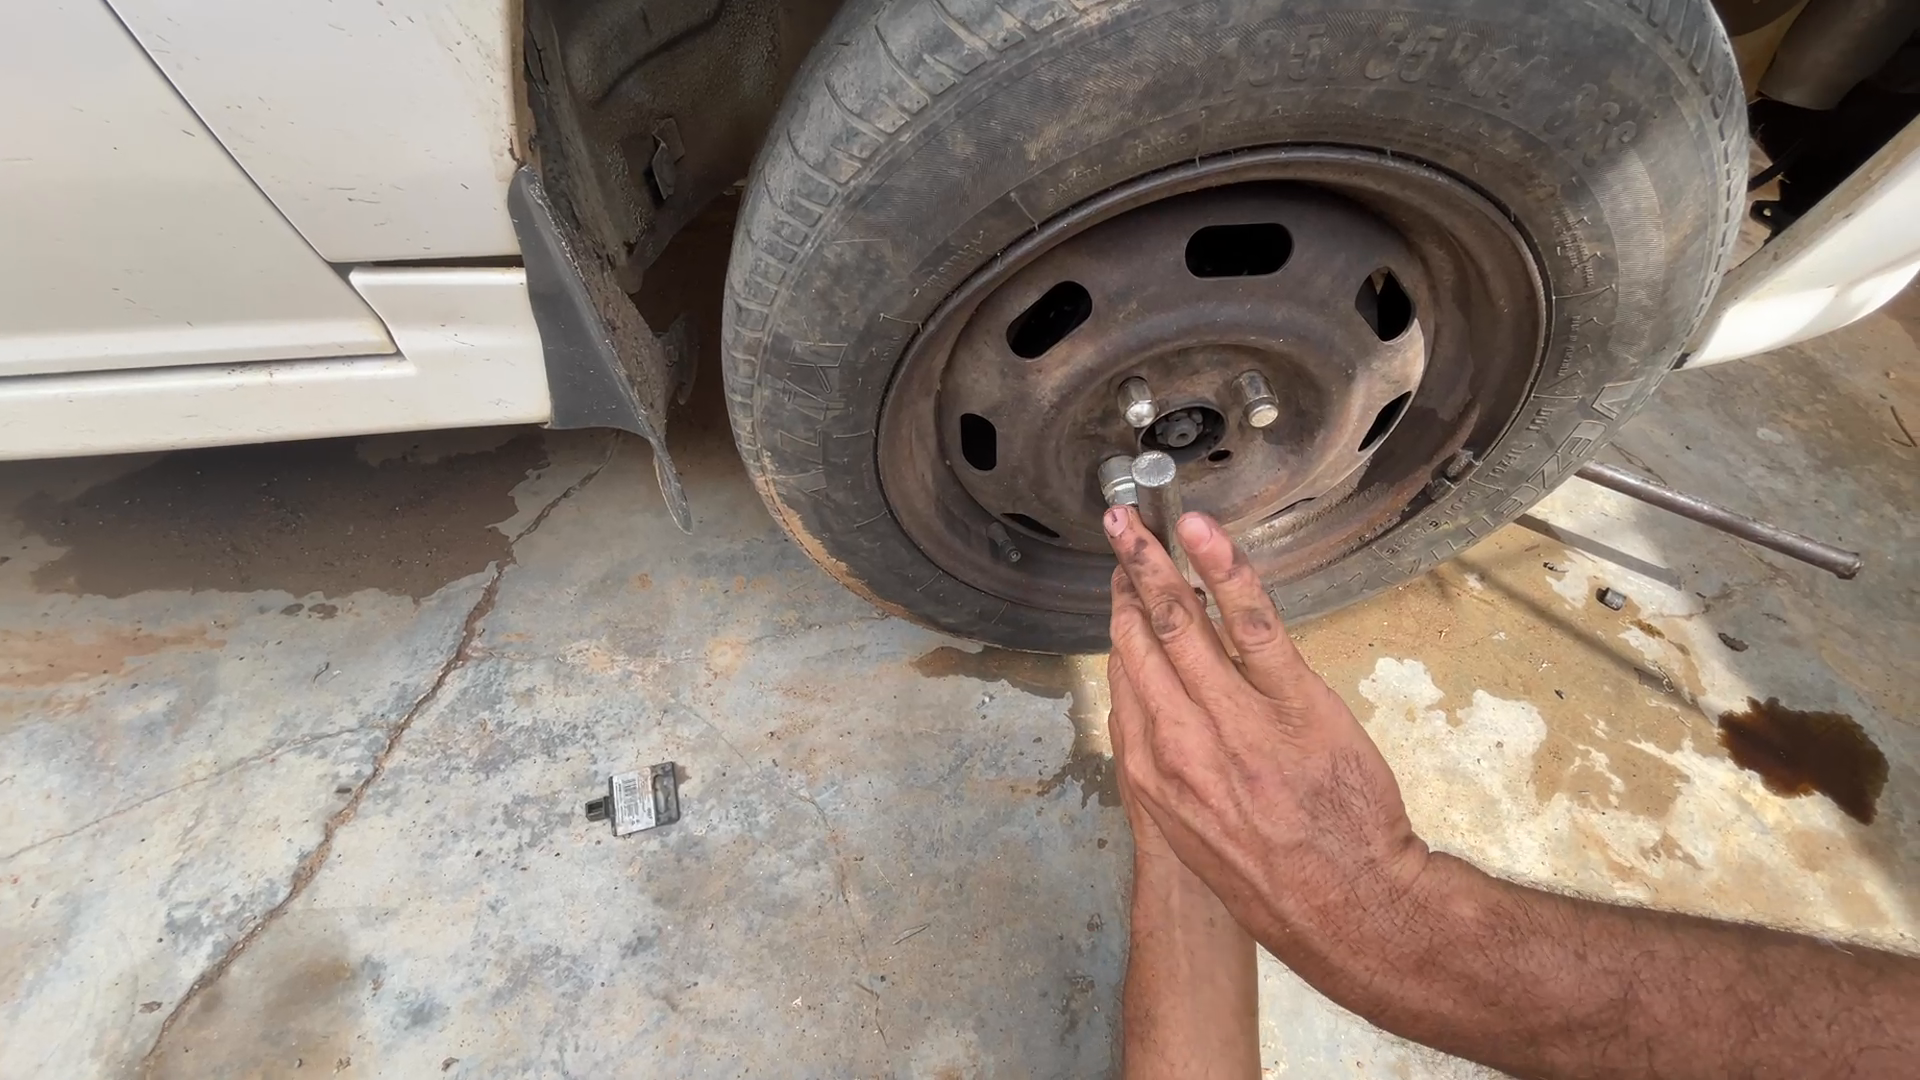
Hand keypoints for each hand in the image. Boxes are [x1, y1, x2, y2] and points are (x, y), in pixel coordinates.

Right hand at [1103, 506, 1437, 992]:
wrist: (1348, 909)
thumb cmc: (1264, 875)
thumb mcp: (1186, 831)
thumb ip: (1160, 763)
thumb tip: (1150, 706)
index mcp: (1147, 769)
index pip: (1122, 673)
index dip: (1119, 622)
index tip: (1121, 591)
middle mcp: (1174, 736)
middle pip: (1138, 638)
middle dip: (1125, 580)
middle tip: (1118, 535)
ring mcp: (1230, 715)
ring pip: (1180, 620)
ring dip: (1152, 562)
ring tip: (1134, 523)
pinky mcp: (1289, 698)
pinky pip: (1248, 622)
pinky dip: (1223, 570)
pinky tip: (1200, 533)